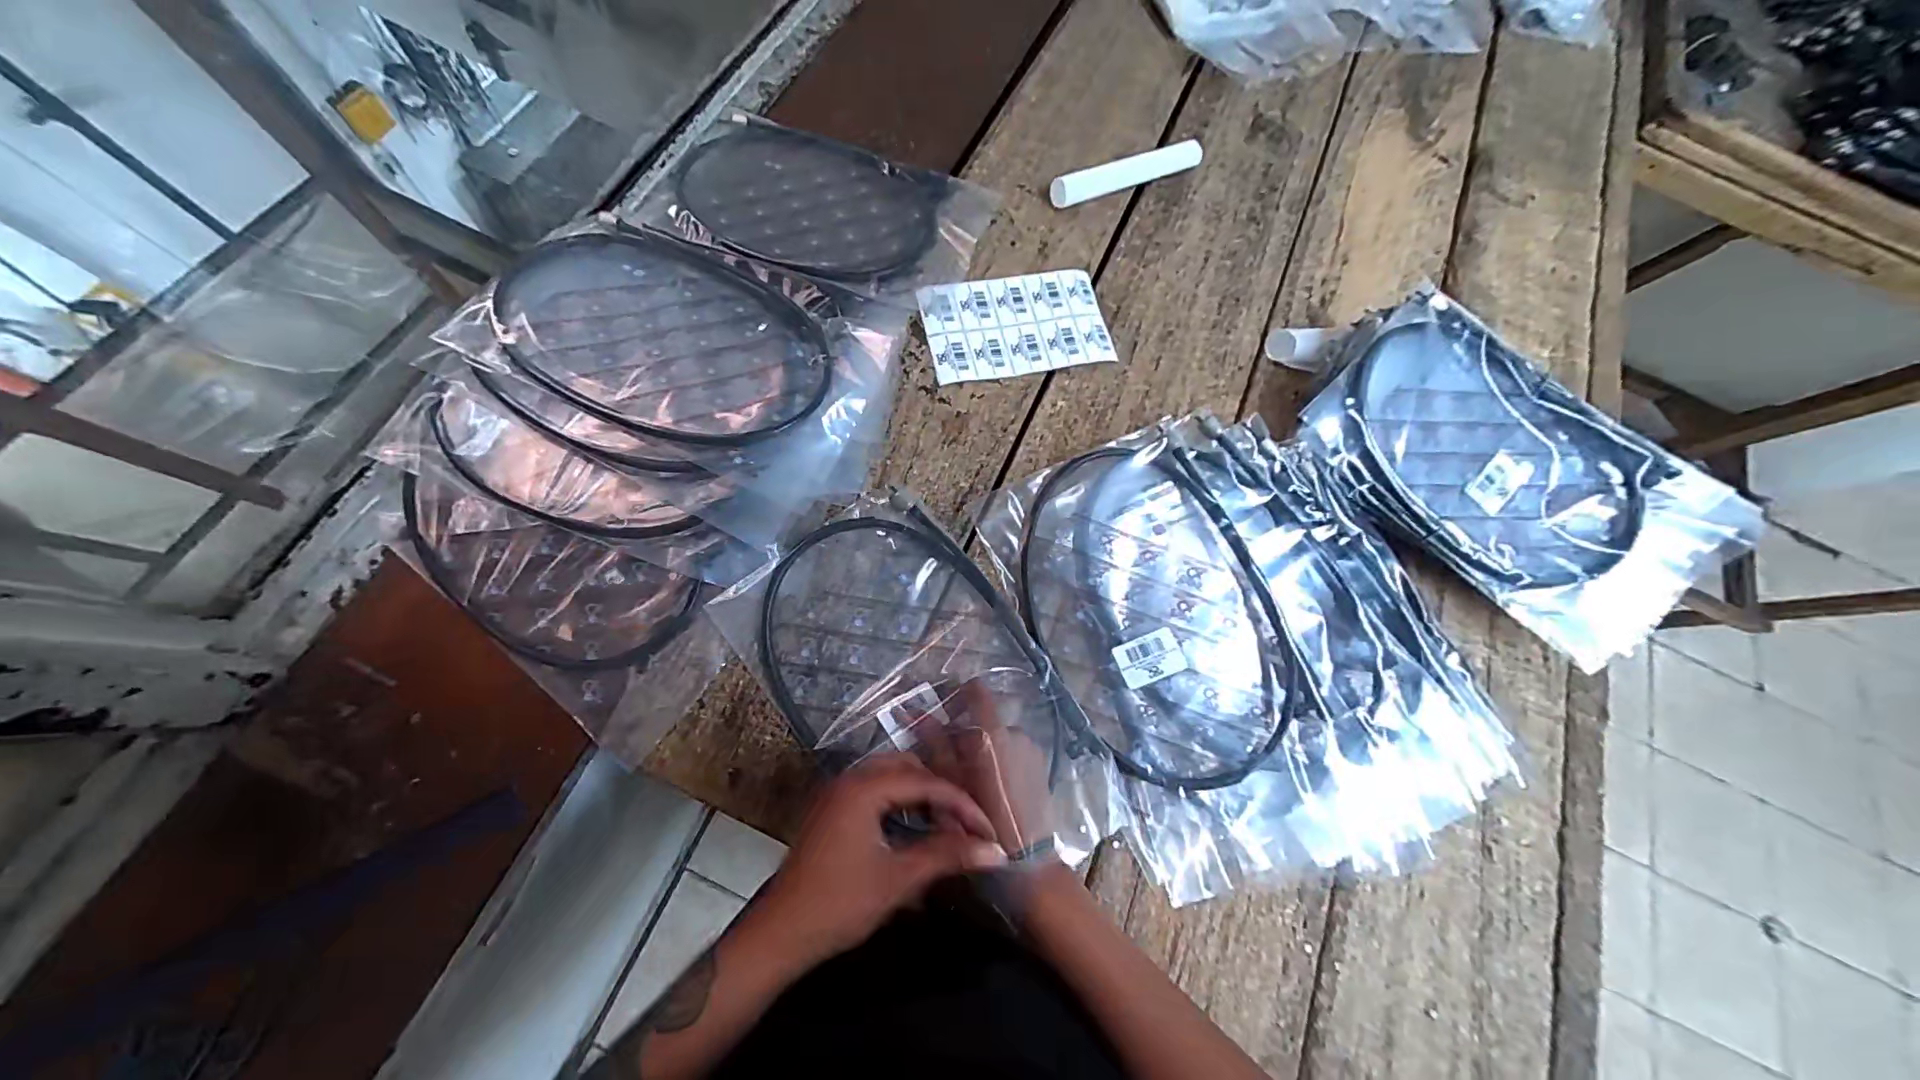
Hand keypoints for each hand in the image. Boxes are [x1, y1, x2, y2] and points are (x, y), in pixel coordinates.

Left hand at [753, 755, 1006, 964]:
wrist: (780, 934)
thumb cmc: (839, 905)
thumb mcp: (898, 880)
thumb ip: (947, 856)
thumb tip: (995, 851)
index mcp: (864, 788)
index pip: (926, 782)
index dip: (962, 805)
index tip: (988, 831)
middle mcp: (849, 780)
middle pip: (908, 769)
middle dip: (940, 793)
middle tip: (965, 826)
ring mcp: (837, 794)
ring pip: (890, 778)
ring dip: (920, 797)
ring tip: (945, 828)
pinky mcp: (831, 811)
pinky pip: (874, 791)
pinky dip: (899, 804)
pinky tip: (913, 831)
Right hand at [919, 677, 1056, 860]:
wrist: (1029, 866)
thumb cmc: (981, 826)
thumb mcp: (948, 786)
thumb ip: (934, 746)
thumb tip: (916, 714)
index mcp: (993, 734)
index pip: (976, 692)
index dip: (955, 695)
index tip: (938, 711)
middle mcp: (1016, 734)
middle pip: (982, 721)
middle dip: (961, 735)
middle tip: (943, 762)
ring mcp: (1031, 750)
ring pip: (996, 740)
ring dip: (979, 751)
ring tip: (965, 781)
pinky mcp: (1039, 768)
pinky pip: (1012, 754)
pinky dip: (996, 762)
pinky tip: (987, 790)